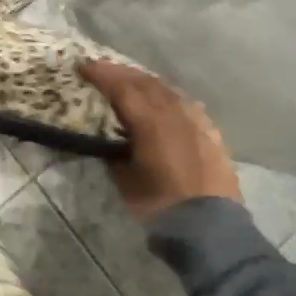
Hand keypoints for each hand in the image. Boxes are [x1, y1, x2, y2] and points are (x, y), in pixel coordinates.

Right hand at [79, 61, 242, 222]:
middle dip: (121, 72)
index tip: (82, 67)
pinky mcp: (212, 135)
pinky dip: (170, 96)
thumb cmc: (160, 204)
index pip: (121, 88)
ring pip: (168, 90)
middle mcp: (174, 114)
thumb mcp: (124, 178)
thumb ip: (114, 150)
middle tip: (102, 68)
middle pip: (145, 82)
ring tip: (131, 80)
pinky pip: (187, 104)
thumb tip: (106, 138)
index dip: (101, 75)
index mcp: (150, 122)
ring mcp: (196, 122)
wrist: (210, 229)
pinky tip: (166, 100)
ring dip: (146, 81)